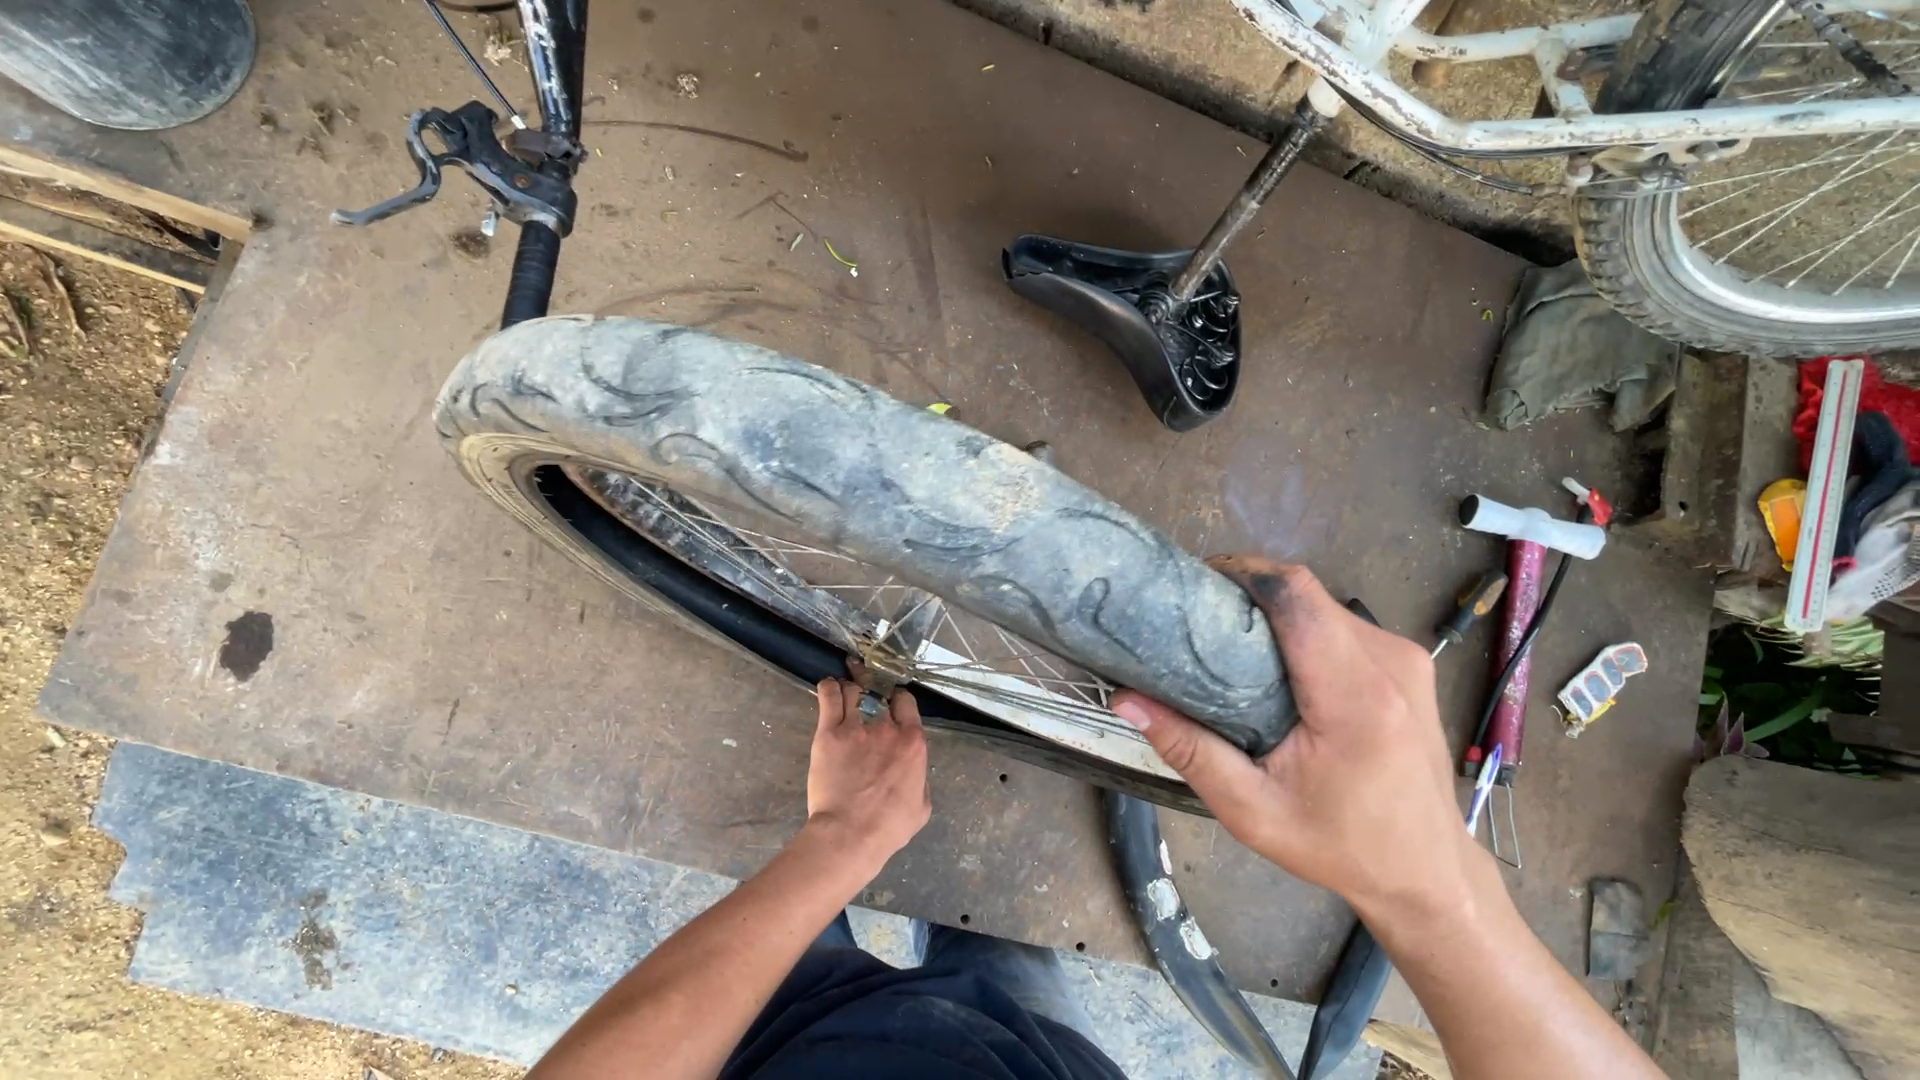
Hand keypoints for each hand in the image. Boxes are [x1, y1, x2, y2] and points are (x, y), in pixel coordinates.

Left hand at [804, 678, 930, 870]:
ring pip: (853, 691)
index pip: (906, 703)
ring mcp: (856, 727)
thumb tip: (913, 772)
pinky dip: (829, 688)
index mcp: (912, 743)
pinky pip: (829, 696)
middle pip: (879, 694)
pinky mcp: (828, 733)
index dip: (898, 701)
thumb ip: (920, 781)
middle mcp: (886, 728)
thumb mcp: (921, 807)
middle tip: (866, 700)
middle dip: (873, 693)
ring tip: (845, 695)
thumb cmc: (888, 827)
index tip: (891, 706)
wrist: (849, 834)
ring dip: (850, 690)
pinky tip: (829, 688)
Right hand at [1111, 557, 1480, 927]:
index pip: (1297, 596)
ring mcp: (1406, 659)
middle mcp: (1390, 662)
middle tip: (1199, 620)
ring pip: (1324, 605)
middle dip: (1250, 593)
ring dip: (1276, 611)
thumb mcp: (1252, 810)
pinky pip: (1343, 625)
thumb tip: (1126, 700)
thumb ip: (1190, 751)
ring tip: (1230, 642)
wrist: (1428, 871)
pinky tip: (1274, 663)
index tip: (1196, 583)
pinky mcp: (1409, 664)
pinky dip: (1302, 629)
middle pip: (1307, 595)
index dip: (1244, 572)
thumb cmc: (1340, 845)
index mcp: (1355, 696)